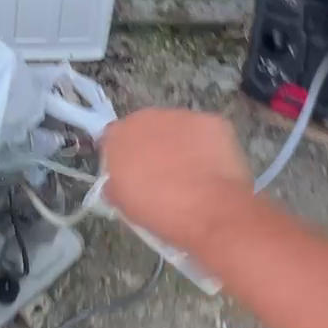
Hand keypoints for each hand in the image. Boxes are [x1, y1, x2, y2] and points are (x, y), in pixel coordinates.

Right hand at [97, 108, 255, 251]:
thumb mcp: (123, 204)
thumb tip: (117, 184)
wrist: (209, 210)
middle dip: (153, 147)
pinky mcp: (211, 122)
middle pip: (145, 128)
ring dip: (180, 145)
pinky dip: (208, 147)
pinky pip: (205, 132)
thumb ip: (114, 184)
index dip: (126, 157)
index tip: (135, 176)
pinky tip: (212, 169)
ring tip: (193, 173)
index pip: (115, 139)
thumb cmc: (159, 209)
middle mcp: (144, 117)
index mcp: (117, 134)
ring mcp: (179, 116)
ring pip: (176, 128)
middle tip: (164, 175)